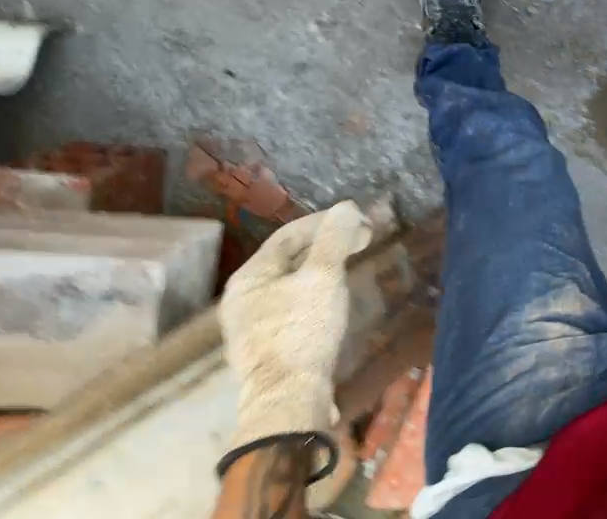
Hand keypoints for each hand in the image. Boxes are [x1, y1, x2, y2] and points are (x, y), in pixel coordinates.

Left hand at [220, 201, 372, 444]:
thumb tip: (346, 207)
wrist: (288, 399)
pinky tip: (334, 297)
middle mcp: (243, 298)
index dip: (327, 221)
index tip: (361, 220)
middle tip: (363, 239)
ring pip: (291, 281)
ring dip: (323, 266)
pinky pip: (292, 303)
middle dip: (327, 243)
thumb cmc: (303, 331)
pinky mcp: (266, 346)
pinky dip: (316, 290)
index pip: (290, 234)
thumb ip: (334, 239)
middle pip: (289, 257)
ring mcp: (252, 325)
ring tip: (352, 263)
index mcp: (250, 277)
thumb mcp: (323, 278)